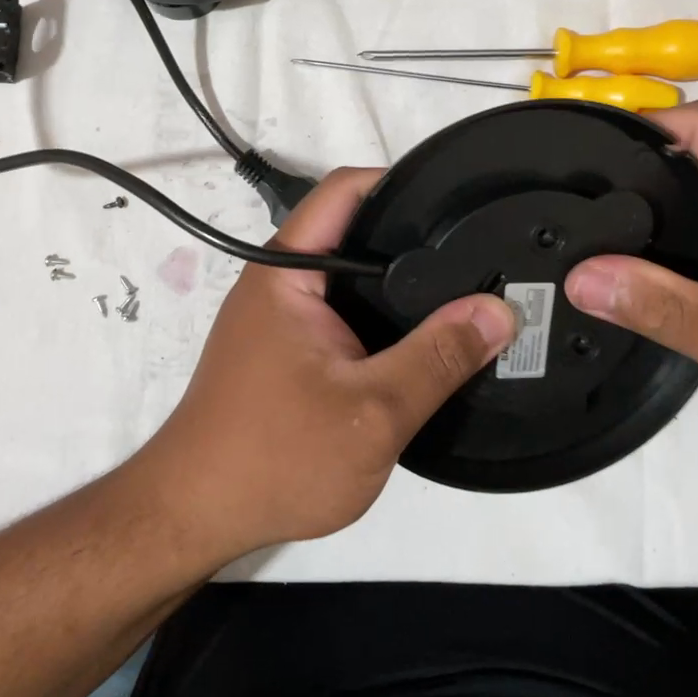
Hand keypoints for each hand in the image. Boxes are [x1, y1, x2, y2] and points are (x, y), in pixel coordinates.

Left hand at [135, 168, 515, 559]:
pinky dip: (379, 317)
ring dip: (398, 285)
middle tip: (479, 255)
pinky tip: (421, 338)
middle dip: (413, 238)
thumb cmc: (276, 458)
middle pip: (352, 233)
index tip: (459, 198)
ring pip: (348, 279)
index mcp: (285, 274)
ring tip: (464, 293)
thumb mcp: (373, 411)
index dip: (402, 180)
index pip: (345, 192)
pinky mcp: (283, 350)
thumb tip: (500, 311)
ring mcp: (277, 318)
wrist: (198, 516)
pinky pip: (341, 313)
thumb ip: (439, 358)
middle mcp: (277, 283)